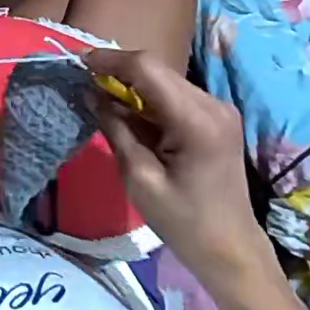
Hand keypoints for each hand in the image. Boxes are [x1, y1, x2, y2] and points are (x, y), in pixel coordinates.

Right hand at [84, 49, 268, 271]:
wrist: (230, 249)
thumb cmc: (182, 221)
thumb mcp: (138, 177)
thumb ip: (115, 129)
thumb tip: (91, 94)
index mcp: (196, 119)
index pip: (148, 68)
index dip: (111, 60)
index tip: (79, 63)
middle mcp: (212, 104)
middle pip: (157, 69)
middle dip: (118, 70)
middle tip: (84, 80)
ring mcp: (218, 109)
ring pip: (164, 79)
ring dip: (131, 82)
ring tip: (99, 94)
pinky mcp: (216, 117)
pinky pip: (174, 94)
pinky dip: (147, 96)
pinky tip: (127, 108)